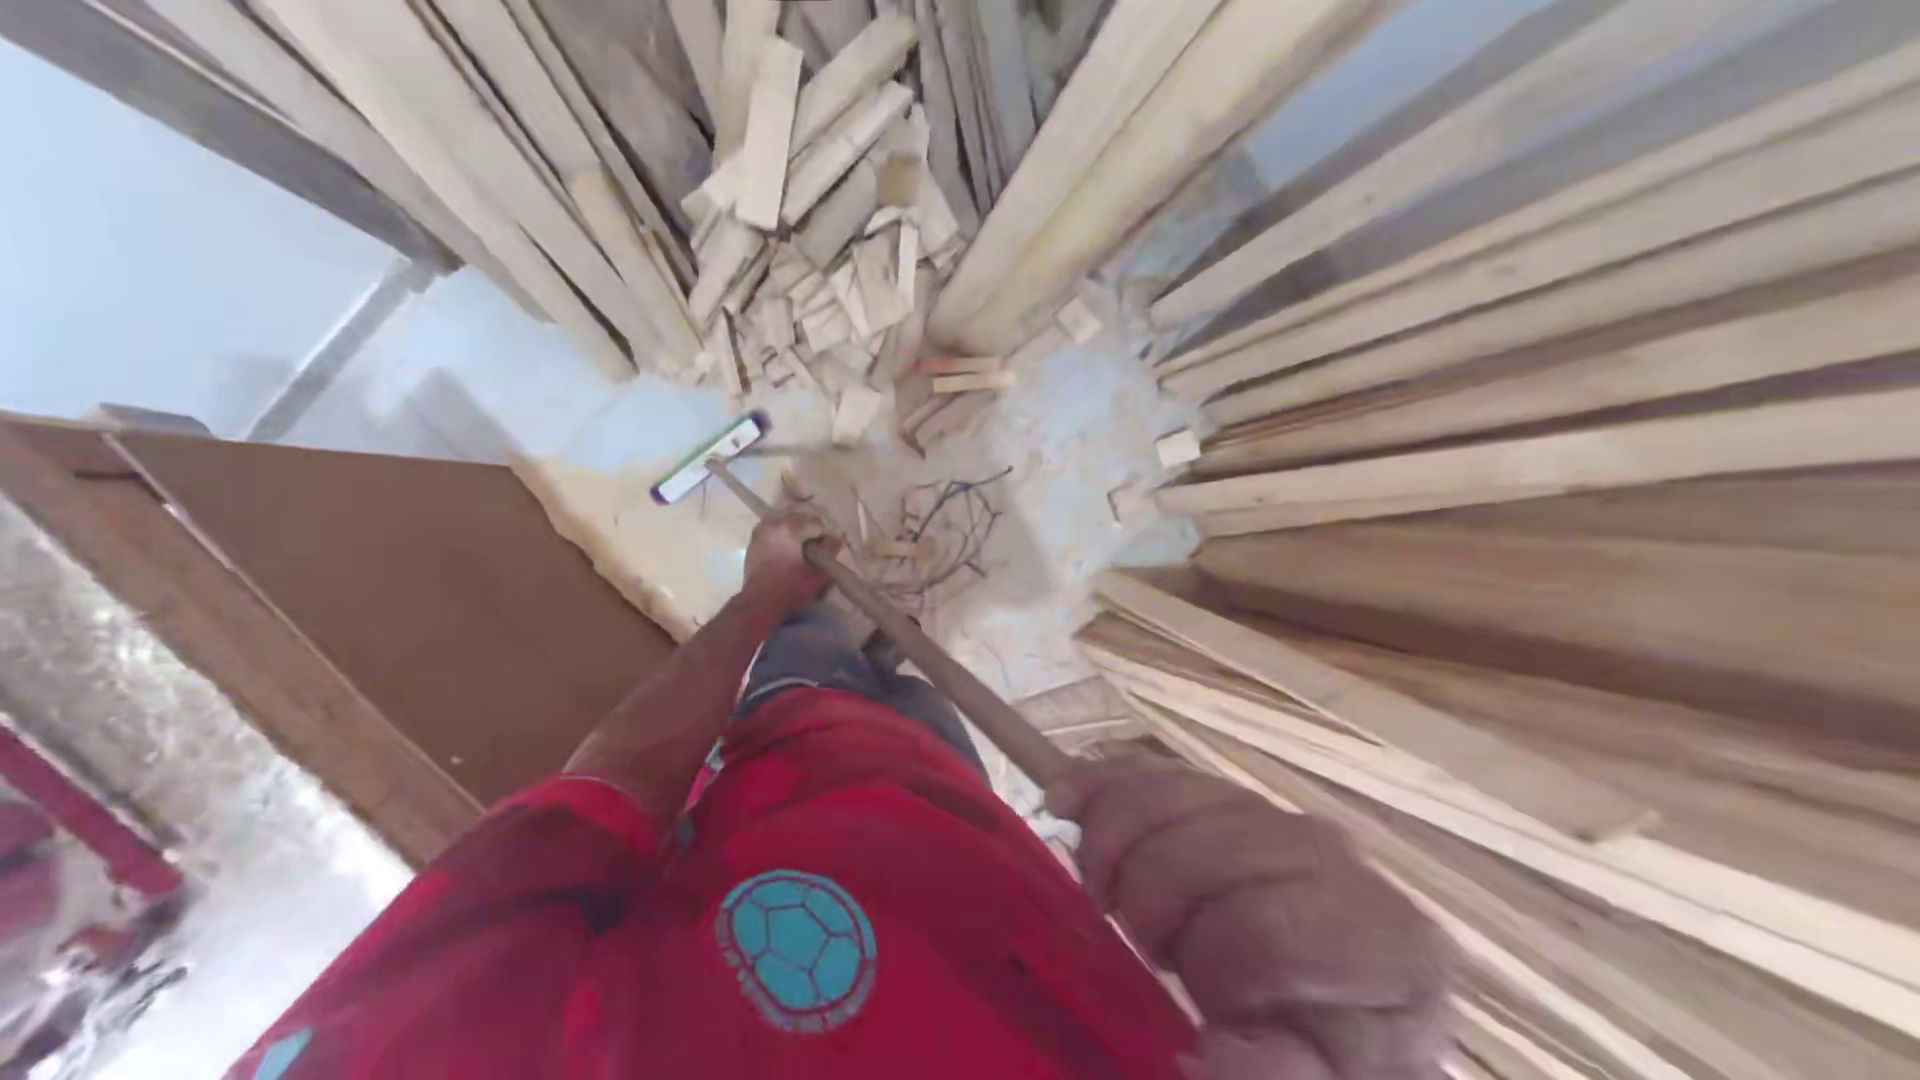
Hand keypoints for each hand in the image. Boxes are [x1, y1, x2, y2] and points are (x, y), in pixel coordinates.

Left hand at [743, 512, 838, 613]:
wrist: (759, 603)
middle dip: (810, 532)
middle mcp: (773, 523)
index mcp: (789, 527)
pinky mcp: (753, 542)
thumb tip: (837, 536)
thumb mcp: (817, 572)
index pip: (816, 524)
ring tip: (802, 552)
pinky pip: (774, 532)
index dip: (826, 537)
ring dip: (796, 534)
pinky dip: (783, 538)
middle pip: (800, 520)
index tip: (828, 550)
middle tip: (817, 550)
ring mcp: (760, 531)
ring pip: (786, 524)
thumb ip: (830, 550)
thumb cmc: (790, 589)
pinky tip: (787, 553)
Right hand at [1048, 755, 1451, 1079]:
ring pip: (1171, 794)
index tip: (1198, 1000)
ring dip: (1113, 842)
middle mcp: (1331, 853)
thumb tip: (1213, 1044)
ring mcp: (1269, 810)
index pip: (1268, 929)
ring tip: (1105, 892)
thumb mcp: (1316, 1078)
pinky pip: (1149, 772)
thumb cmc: (1321, 1042)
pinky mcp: (1218, 790)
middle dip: (1153, 902)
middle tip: (1141, 943)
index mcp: (1384, 939)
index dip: (1212, 965)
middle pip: (1208, 850)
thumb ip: (1281, 1079)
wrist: (1317, 993)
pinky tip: (1063, 800)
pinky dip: (1098, 786)